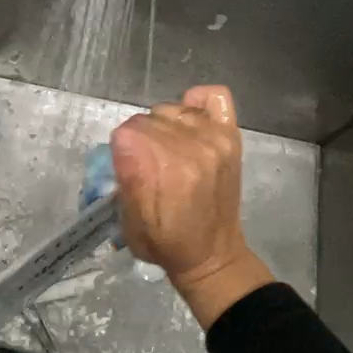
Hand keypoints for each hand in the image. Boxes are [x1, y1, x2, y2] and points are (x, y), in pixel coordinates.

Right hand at [110, 85, 274, 328]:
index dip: (122, 150)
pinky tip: (190, 125)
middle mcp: (190, 146)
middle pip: (148, 118)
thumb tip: (123, 143)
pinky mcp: (230, 135)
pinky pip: (213, 96)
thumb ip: (125, 177)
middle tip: (149, 165)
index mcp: (163, 169)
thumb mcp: (130, 221)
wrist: (212, 256)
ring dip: (165, 125)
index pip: (126, 132)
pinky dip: (197, 103)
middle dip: (141, 139)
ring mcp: (214, 138)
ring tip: (170, 150)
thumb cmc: (165, 243)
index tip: (129, 169)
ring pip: (171, 108)